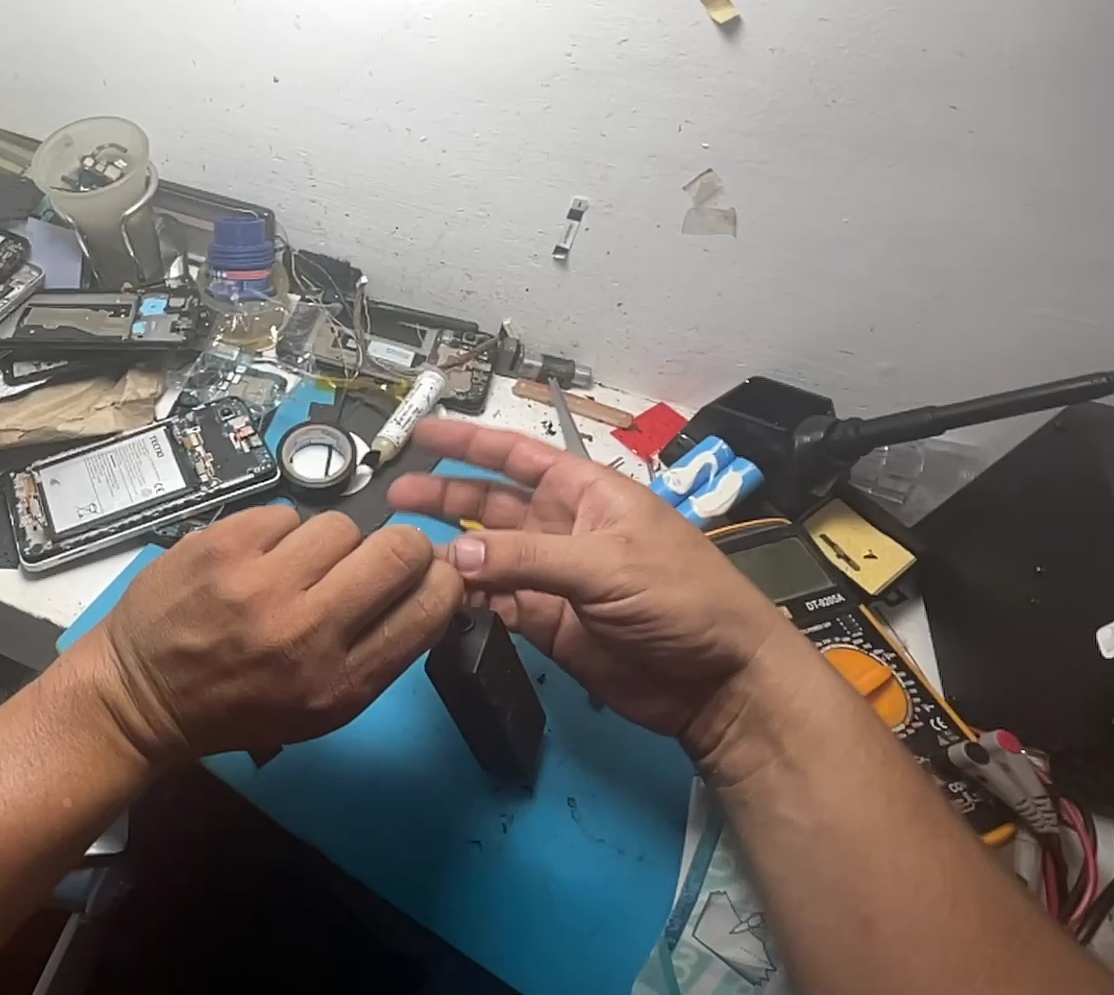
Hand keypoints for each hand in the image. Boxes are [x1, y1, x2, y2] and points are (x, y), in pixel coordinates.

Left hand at [72, 505, 463, 765]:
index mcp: (339, 682)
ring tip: (296, 568)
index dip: (440, 581)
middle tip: (371, 559)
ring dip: (329, 544)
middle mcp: (305, 630)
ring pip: (341, 525)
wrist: (140, 695)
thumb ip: (378, 652)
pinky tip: (256, 560)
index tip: (427, 574)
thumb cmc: (235, 706)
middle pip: (397, 550)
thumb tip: (428, 586)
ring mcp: (259, 582)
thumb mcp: (320, 709)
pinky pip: (285, 513)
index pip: (429, 608)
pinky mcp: (221, 545)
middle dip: (399, 547)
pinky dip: (279, 534)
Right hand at [385, 419, 800, 752]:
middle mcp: (559, 527)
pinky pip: (493, 602)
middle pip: (489, 502)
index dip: (470, 441)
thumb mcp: (608, 564)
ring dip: (449, 552)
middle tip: (396, 497)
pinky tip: (437, 597)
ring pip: (485, 555)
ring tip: (405, 552)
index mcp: (584, 493)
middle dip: (444, 495)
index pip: (516, 455)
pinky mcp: (543, 620)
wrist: (718, 682)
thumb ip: (529, 558)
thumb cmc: (683, 598)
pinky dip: (465, 600)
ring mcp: (549, 575)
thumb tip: (456, 555)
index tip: (424, 432)